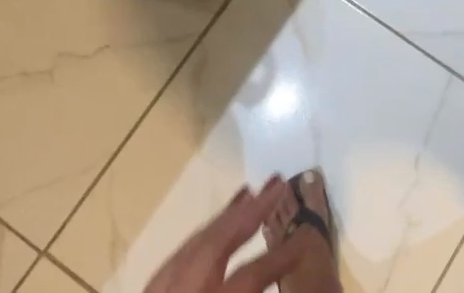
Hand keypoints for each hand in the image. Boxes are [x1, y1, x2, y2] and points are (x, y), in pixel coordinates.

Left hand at [147, 178, 309, 292]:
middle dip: (249, 212)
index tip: (305, 237)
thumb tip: (281, 278)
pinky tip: (210, 229)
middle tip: (278, 181)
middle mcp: (180, 291)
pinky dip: (197, 238)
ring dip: (223, 218)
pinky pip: (173, 260)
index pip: (248, 276)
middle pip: (215, 244)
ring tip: (250, 191)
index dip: (279, 257)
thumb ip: (255, 288)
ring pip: (191, 245)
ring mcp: (158, 291)